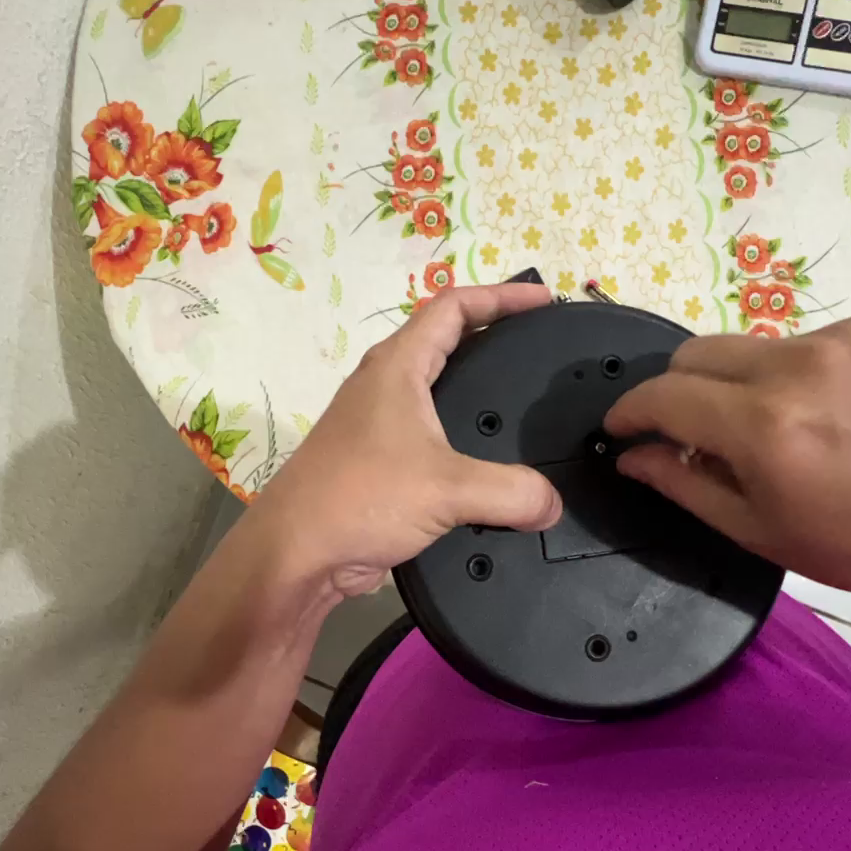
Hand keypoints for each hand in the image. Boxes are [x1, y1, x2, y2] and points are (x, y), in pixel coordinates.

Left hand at [245, 284, 563, 597]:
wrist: (298, 554)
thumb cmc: (361, 498)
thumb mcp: (448, 489)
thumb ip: (511, 492)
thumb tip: (552, 505)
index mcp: (397, 367)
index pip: (453, 307)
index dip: (501, 296)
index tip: (545, 302)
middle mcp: (387, 387)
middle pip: (447, 344)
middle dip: (495, 340)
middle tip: (541, 353)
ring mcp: (381, 426)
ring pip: (440, 395)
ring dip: (478, 395)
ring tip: (525, 409)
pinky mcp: (382, 465)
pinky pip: (435, 441)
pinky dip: (467, 442)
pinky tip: (494, 466)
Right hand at [603, 310, 850, 625]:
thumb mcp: (757, 531)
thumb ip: (681, 485)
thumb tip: (631, 455)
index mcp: (765, 426)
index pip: (665, 395)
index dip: (629, 411)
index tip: (619, 428)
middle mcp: (800, 364)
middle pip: (697, 352)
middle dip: (676, 390)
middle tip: (689, 434)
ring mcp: (846, 336)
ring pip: (751, 346)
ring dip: (739, 383)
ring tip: (775, 430)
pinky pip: (806, 340)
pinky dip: (794, 374)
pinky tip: (829, 413)